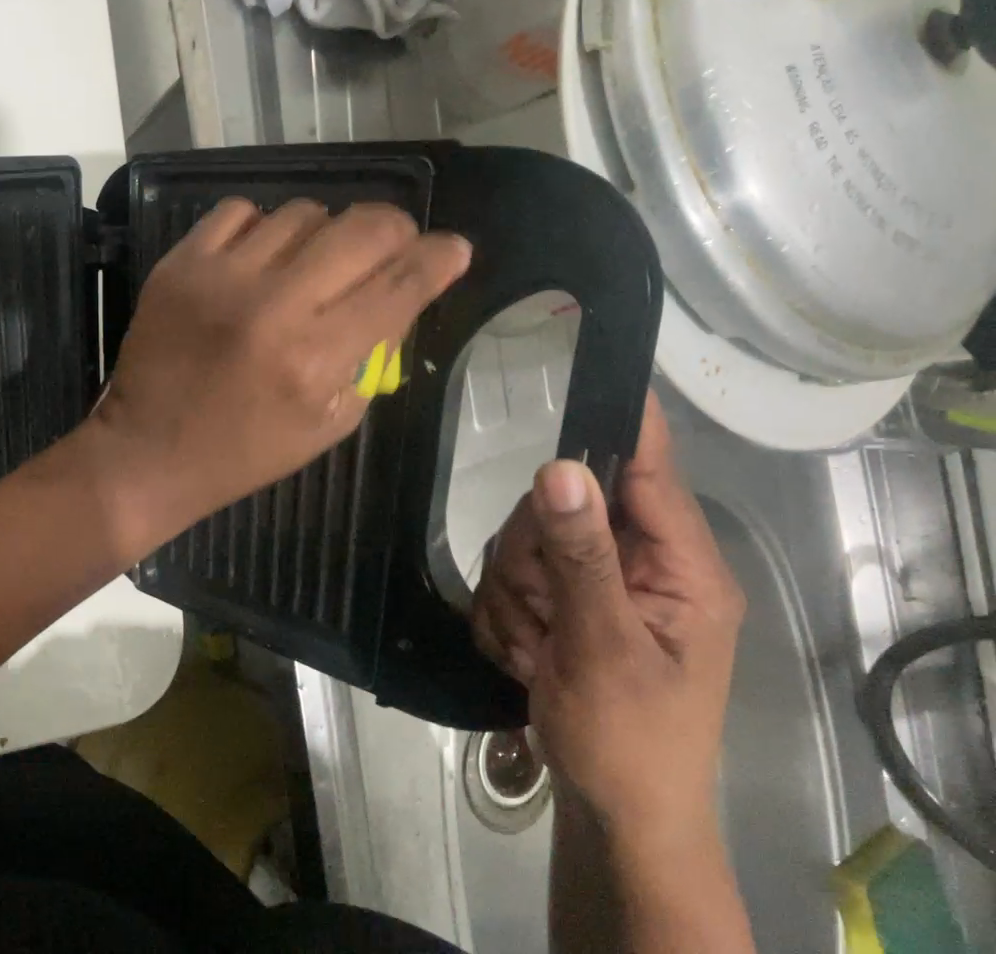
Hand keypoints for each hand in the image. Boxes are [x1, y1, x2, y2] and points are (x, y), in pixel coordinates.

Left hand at [83, 198, 470, 541]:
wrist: (146, 451)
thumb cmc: (243, 451)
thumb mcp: (329, 425)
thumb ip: (372, 355)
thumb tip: (401, 293)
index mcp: (315, 358)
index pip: (402, 283)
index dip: (440, 258)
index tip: (450, 249)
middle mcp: (272, 307)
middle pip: (362, 228)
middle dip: (394, 232)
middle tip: (388, 250)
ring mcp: (219, 278)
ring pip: (302, 212)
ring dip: (322, 233)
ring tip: (312, 263)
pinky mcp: (178, 266)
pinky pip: (239, 212)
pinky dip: (260, 228)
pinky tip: (259, 258)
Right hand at [471, 393, 744, 846]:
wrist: (614, 809)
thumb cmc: (629, 736)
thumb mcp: (604, 646)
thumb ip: (583, 555)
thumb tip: (562, 467)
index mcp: (681, 569)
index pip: (650, 474)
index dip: (622, 427)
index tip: (594, 375)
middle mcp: (641, 566)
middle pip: (559, 510)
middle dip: (532, 565)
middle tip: (541, 618)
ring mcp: (598, 588)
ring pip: (520, 548)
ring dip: (514, 602)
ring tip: (537, 654)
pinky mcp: (562, 608)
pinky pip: (505, 585)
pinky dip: (504, 622)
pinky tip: (526, 658)